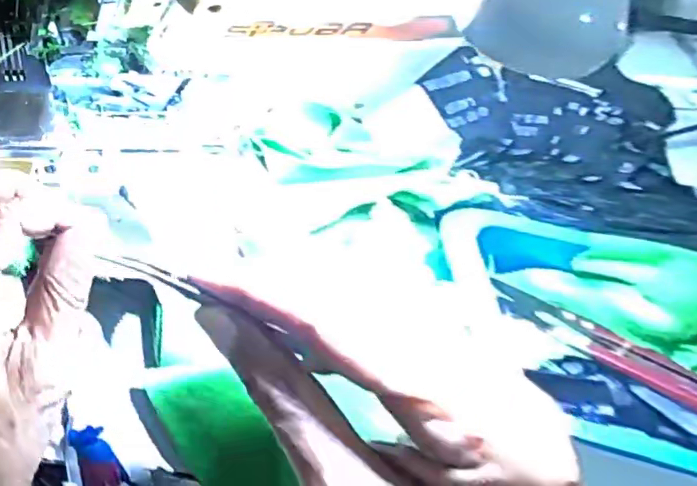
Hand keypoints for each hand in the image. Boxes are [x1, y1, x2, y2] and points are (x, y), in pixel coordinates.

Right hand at [192, 270, 580, 485]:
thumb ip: (284, 396)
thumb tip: (214, 316)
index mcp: (487, 425)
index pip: (349, 329)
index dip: (264, 292)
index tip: (196, 272)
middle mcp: (500, 384)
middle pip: (362, 304)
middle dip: (274, 283)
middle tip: (206, 275)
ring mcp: (493, 375)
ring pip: (372, 299)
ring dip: (295, 287)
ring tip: (236, 288)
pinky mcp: (474, 374)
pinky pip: (387, 316)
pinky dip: (327, 307)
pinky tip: (290, 316)